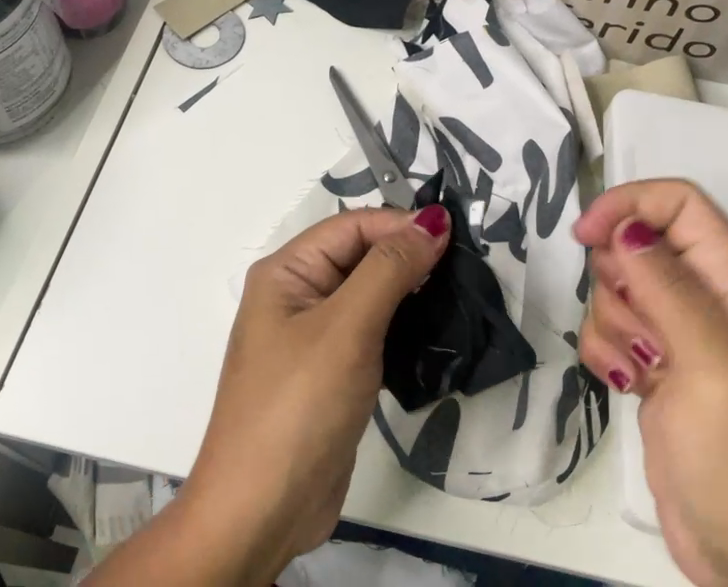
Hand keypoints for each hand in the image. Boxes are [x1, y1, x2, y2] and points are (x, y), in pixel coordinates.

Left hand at [89, 205, 449, 585]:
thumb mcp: (347, 327)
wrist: (262, 509)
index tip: (457, 236)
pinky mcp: (331, 375)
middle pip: (360, 256)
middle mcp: (296, 296)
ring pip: (369, 296)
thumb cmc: (299, 405)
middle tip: (465, 268)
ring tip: (459, 296)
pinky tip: (435, 335)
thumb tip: (433, 219)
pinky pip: (371, 334)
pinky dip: (402, 329)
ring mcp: (312, 339)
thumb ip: (390, 268)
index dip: (401, 225)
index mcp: (286, 272)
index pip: (351, 226)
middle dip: (408, 256)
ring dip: (410, 293)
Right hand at [577, 181, 727, 586]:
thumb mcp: (719, 370)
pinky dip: (605, 353)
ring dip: (611, 324)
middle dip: (618, 278)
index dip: (630, 206)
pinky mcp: (655, 373)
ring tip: (641, 371)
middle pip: (639, 244)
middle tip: (639, 332)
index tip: (585, 238)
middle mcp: (712, 304)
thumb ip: (673, 290)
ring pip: (618, 289)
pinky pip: (609, 333)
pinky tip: (627, 388)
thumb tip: (626, 227)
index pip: (682, 206)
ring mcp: (682, 340)